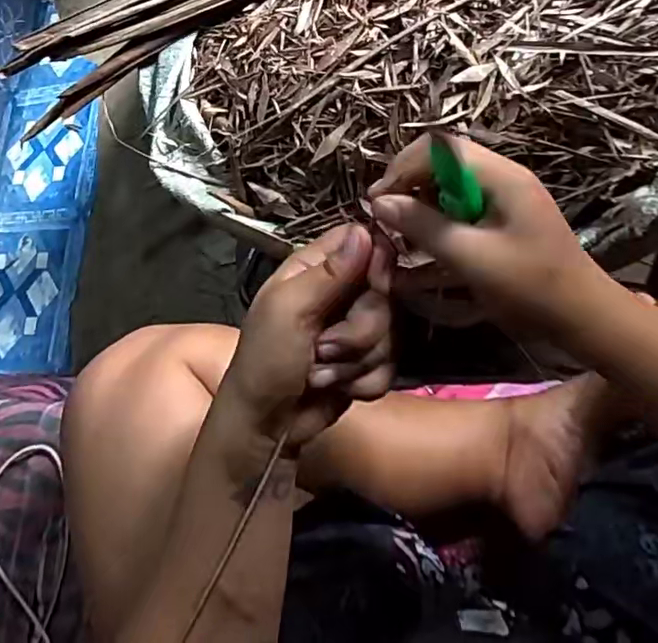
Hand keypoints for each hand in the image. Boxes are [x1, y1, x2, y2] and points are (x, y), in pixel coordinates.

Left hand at [218, 223, 394, 454]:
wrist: (266, 426)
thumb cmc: (266, 360)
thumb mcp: (288, 310)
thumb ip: (328, 273)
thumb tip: (364, 231)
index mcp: (312, 269)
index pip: (361, 241)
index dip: (377, 262)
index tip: (375, 285)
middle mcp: (338, 292)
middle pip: (384, 292)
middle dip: (360, 329)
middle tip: (324, 347)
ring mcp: (353, 328)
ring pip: (391, 331)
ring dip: (357, 360)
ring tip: (320, 371)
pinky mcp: (366, 362)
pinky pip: (391, 364)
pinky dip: (365, 382)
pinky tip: (337, 388)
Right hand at [367, 133, 615, 329]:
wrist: (587, 318)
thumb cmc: (532, 287)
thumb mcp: (471, 258)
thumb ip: (424, 226)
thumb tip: (379, 203)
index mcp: (500, 176)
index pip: (439, 147)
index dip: (403, 167)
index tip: (380, 199)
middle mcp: (502, 176)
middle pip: (441, 160)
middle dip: (408, 182)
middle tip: (386, 213)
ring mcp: (503, 195)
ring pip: (447, 181)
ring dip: (419, 201)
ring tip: (400, 230)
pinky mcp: (502, 215)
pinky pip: (458, 202)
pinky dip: (436, 217)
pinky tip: (423, 243)